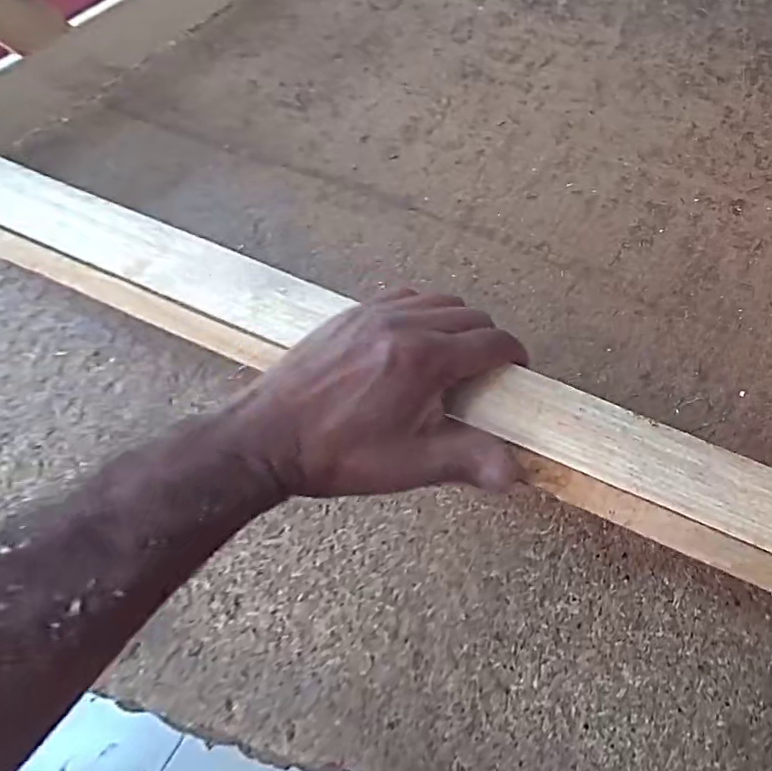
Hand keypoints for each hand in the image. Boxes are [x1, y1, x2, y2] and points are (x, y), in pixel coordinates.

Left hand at [219, 288, 530, 497]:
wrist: (256, 445)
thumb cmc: (332, 455)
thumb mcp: (409, 465)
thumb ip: (469, 460)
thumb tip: (513, 474)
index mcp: (425, 359)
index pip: (495, 341)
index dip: (514, 356)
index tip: (514, 371)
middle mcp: (405, 327)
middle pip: (476, 318)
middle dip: (488, 342)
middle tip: (482, 370)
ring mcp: (376, 315)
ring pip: (446, 302)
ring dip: (460, 324)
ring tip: (452, 353)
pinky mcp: (353, 314)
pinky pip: (410, 296)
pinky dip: (426, 311)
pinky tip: (418, 338)